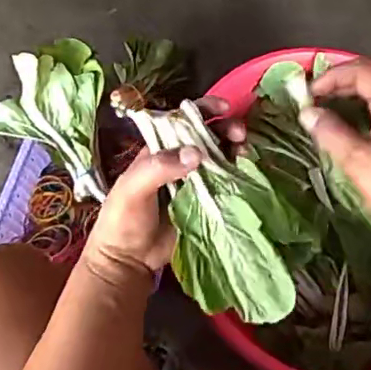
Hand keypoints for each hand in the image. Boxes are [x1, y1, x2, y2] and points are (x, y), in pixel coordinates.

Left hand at [81, 98, 244, 288]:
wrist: (128, 260)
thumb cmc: (123, 221)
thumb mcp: (132, 190)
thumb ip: (159, 167)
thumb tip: (196, 153)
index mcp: (159, 149)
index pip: (183, 121)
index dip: (203, 110)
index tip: (223, 108)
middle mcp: (180, 159)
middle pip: (209, 135)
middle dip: (227, 127)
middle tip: (241, 133)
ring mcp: (196, 179)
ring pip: (222, 155)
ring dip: (236, 147)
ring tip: (246, 150)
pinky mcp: (208, 199)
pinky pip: (227, 180)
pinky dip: (239, 171)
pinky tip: (247, 169)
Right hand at [303, 60, 370, 250]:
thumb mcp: (358, 162)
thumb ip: (331, 132)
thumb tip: (307, 112)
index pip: (362, 72)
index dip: (332, 76)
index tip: (307, 93)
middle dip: (339, 85)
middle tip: (311, 101)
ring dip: (349, 99)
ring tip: (323, 112)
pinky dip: (361, 114)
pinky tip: (345, 129)